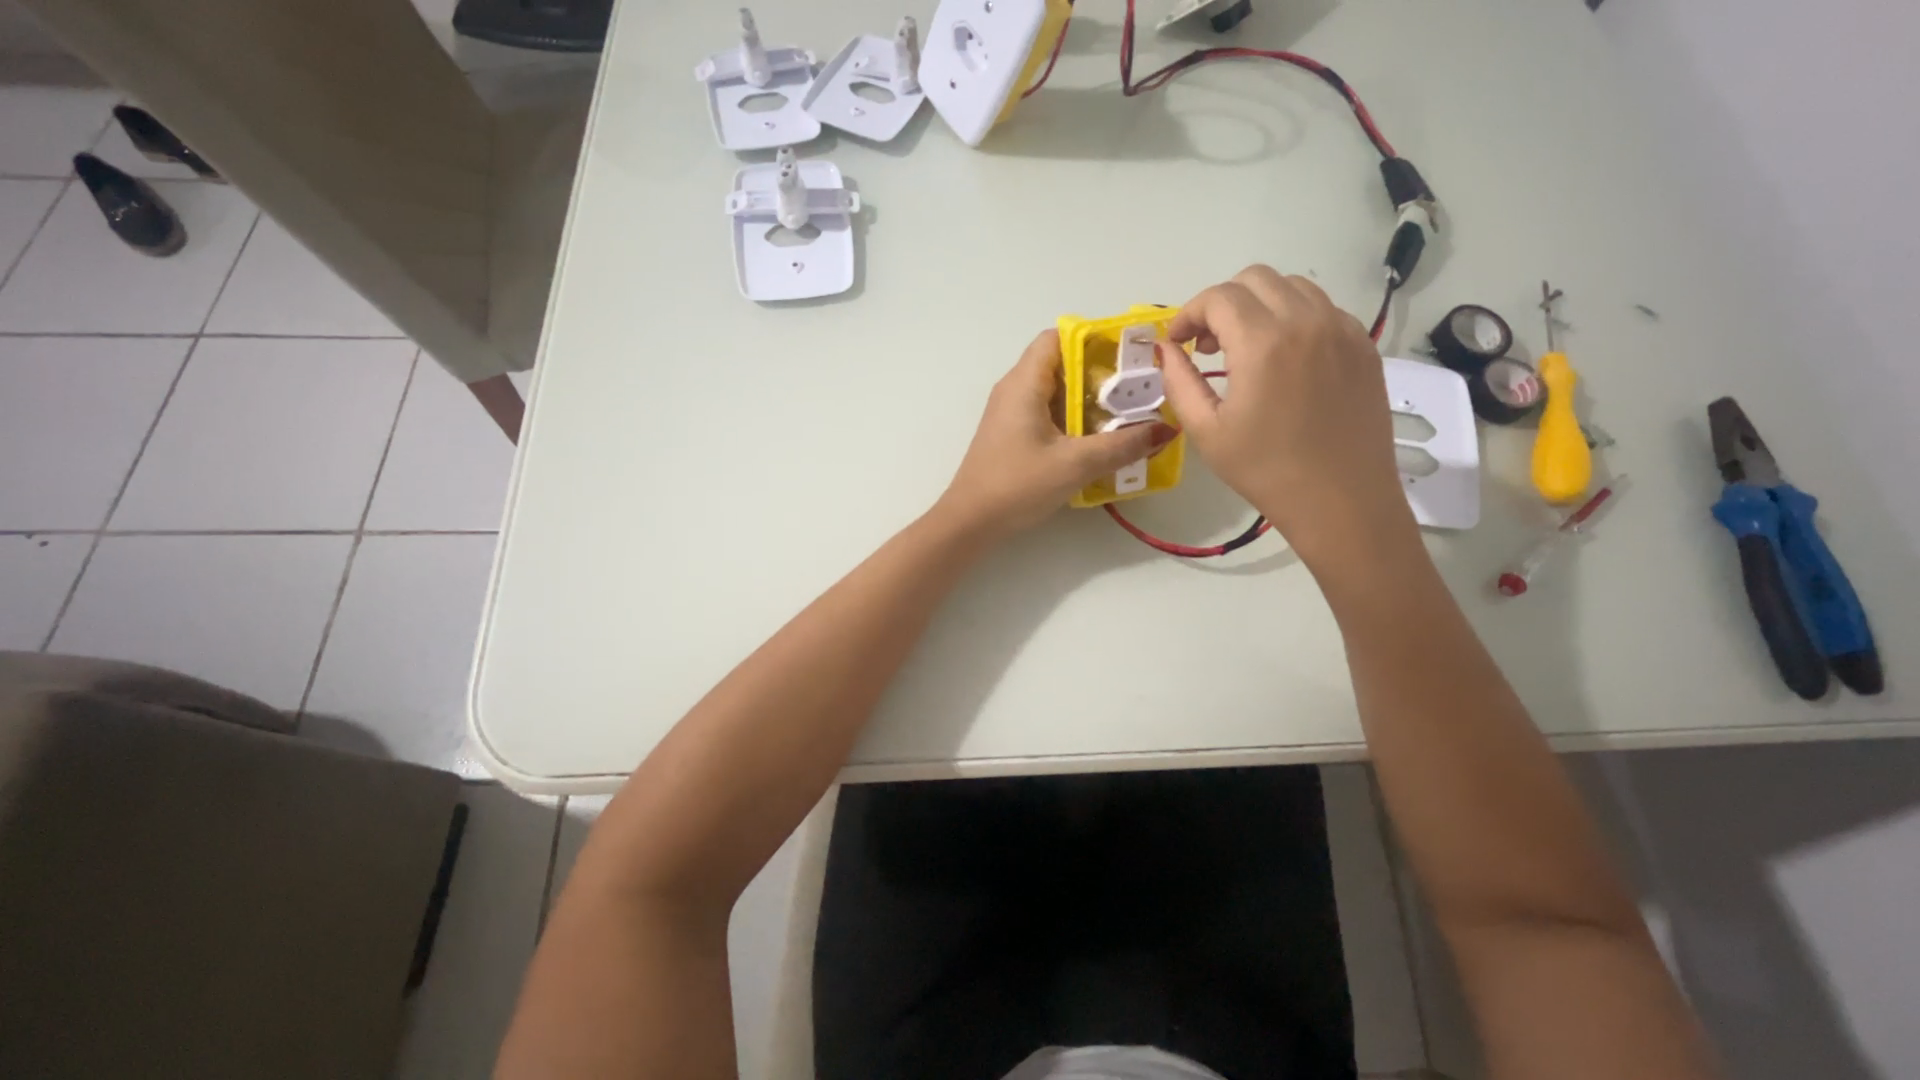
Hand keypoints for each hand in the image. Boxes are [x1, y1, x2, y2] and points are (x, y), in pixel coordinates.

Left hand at [938, 330, 1174, 538]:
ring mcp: (1010, 413)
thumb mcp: (1076, 464)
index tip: (1129, 352)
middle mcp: (1014, 389)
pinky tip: (1099, 438)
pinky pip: (1048, 413)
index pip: (1057, 337)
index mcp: (1024, 382)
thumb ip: (1123, 445)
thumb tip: (1166, 430)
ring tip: (1128, 411)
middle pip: (1060, 362)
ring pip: (1056, 390)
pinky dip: (1074, 418)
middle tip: (1138, 386)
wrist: (970, 522)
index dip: (1094, 338)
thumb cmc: (1017, 485)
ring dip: (1089, 398)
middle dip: (1100, 371)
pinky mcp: (1012, 435)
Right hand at [1158, 266, 1417, 566]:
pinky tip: (1286, 359)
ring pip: (1293, 287)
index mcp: (1262, 343)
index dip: (1189, 314)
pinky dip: (1295, 319)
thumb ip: (1179, 381)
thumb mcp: (1207, 431)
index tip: (1178, 342)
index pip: (1218, 298)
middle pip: (1255, 279)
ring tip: (1247, 347)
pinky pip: (1324, 310)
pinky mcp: (1363, 346)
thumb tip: (1165, 350)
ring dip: (1260, 305)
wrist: (1342, 501)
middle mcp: (1306, 322)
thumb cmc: (1266, 472)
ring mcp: (1342, 330)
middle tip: (1209, 345)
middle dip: (1223, 303)